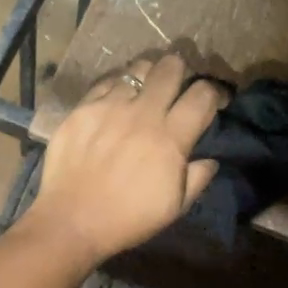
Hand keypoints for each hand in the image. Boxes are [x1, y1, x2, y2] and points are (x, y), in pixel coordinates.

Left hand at [21, 54, 225, 266]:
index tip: (215, 98)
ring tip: (146, 89)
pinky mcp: (84, 106)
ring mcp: (111, 106)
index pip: (202, 95)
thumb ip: (197, 178)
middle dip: (180, 70)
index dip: (214, 92)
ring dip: (148, 76)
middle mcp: (143, 113)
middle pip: (170, 67)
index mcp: (170, 139)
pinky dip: (118, 87)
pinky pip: (108, 82)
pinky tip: (116, 101)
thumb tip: (210, 159)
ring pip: (138, 69)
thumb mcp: (173, 208)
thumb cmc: (127, 218)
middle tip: (178, 83)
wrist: (71, 220)